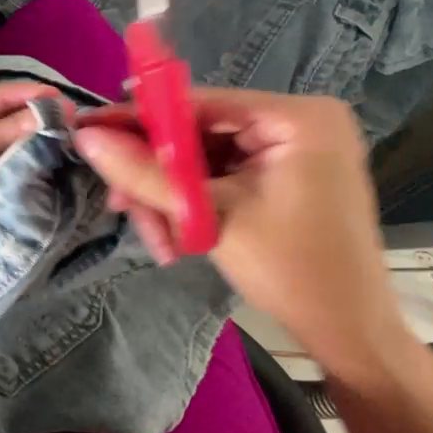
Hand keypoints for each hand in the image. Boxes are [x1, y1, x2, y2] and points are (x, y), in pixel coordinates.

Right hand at [72, 89, 408, 370]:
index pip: (196, 103)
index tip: (87, 133)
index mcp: (296, 117)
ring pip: (197, 160)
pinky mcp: (279, 176)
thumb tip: (84, 136)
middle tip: (120, 208)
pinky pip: (215, 177)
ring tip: (156, 240)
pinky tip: (174, 239)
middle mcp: (295, 122)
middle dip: (153, 175)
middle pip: (193, 133)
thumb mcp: (208, 215)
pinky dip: (188, 205)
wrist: (347, 329)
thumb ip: (143, 172)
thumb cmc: (291, 267)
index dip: (136, 120)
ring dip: (166, 198)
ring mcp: (288, 150)